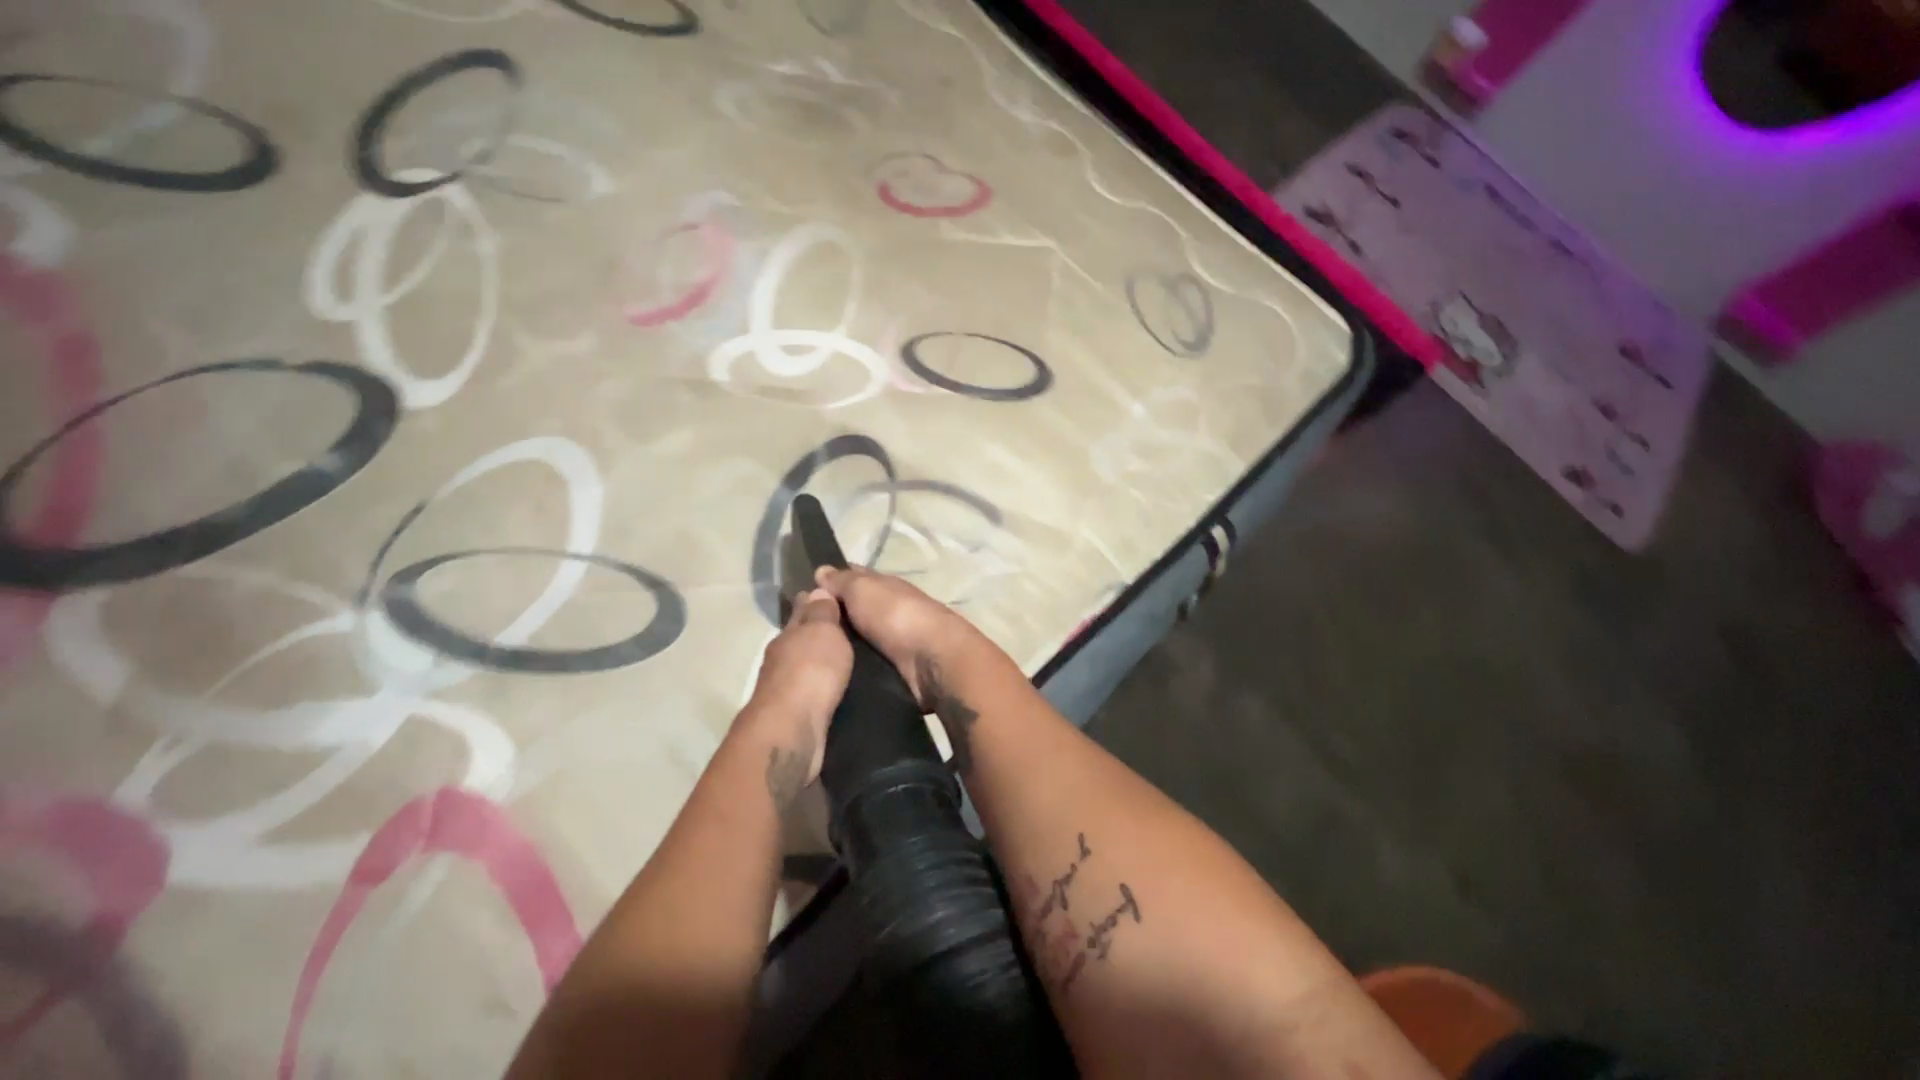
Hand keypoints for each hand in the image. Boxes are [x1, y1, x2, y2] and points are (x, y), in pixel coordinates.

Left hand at [743, 589, 851, 784]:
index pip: (801, 611)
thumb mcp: (822, 631)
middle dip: (817, 635)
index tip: (830, 594)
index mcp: (787, 635)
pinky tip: (836, 691)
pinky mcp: (793, 717)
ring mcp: (783, 690)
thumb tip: (816, 589)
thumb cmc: (810, 671)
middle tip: (848, 631)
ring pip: (804, 669)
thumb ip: (821, 612)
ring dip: (819, 666)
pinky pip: (811, 695)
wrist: (792, 729)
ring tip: (848, 664)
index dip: (813, 601)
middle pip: (800, 641)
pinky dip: (821, 690)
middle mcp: (781, 660)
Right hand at [813, 566, 984, 702]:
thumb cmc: (895, 615)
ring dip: (839, 648)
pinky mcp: (896, 671)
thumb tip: (822, 570)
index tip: (802, 595)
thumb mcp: (863, 589)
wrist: (932, 659)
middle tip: (797, 633)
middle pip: (854, 614)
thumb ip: (842, 581)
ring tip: (807, 659)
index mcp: (885, 587)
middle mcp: (890, 612)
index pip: (853, 579)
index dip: (829, 584)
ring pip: (858, 642)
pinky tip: (830, 676)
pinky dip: (852, 668)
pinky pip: (867, 666)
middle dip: (830, 621)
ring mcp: (894, 643)